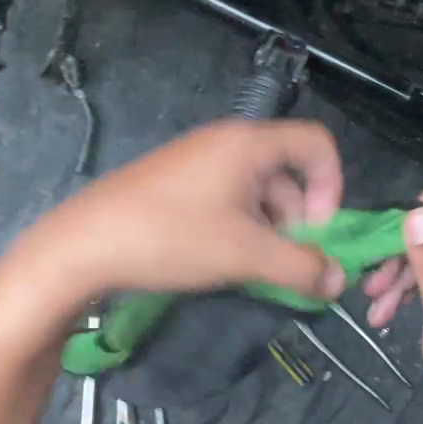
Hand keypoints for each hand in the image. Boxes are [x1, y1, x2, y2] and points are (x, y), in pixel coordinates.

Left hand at [5, 119, 346, 308]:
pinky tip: (221, 262)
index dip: (332, 185)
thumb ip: (299, 267)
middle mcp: (225, 143)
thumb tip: (340, 280)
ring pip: (255, 194)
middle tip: (283, 263)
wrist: (82, 245)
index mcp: (248, 144)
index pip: (316, 144)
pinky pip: (225, 202)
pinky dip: (237, 230)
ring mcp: (196, 164)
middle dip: (296, 221)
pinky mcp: (175, 186)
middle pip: (286, 174)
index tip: (318, 231)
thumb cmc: (170, 238)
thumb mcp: (244, 255)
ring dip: (267, 232)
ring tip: (250, 270)